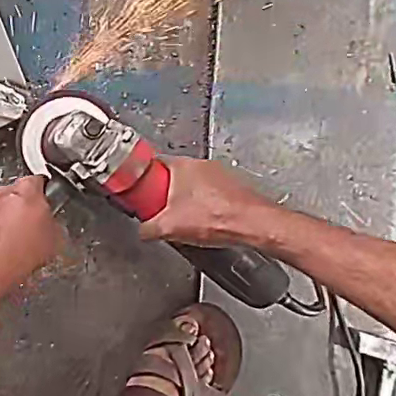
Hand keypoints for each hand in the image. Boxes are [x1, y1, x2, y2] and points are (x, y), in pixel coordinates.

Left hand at [0, 175, 61, 290]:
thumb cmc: (21, 252)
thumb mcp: (55, 237)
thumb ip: (53, 221)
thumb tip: (52, 224)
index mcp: (28, 190)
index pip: (39, 180)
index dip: (44, 191)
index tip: (46, 201)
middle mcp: (5, 192)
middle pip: (18, 192)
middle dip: (24, 205)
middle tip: (32, 223)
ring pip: (0, 204)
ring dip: (6, 215)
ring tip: (15, 237)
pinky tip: (1, 243)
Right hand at [136, 156, 283, 247]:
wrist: (254, 225)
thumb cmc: (217, 218)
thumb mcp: (169, 227)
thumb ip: (148, 228)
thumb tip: (143, 232)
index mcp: (183, 165)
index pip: (155, 163)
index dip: (145, 178)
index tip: (142, 191)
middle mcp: (202, 165)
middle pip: (174, 175)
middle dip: (165, 193)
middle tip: (161, 211)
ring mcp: (219, 175)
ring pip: (193, 184)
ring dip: (186, 200)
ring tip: (184, 220)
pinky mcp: (232, 188)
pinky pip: (210, 193)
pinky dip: (204, 205)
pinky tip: (204, 222)